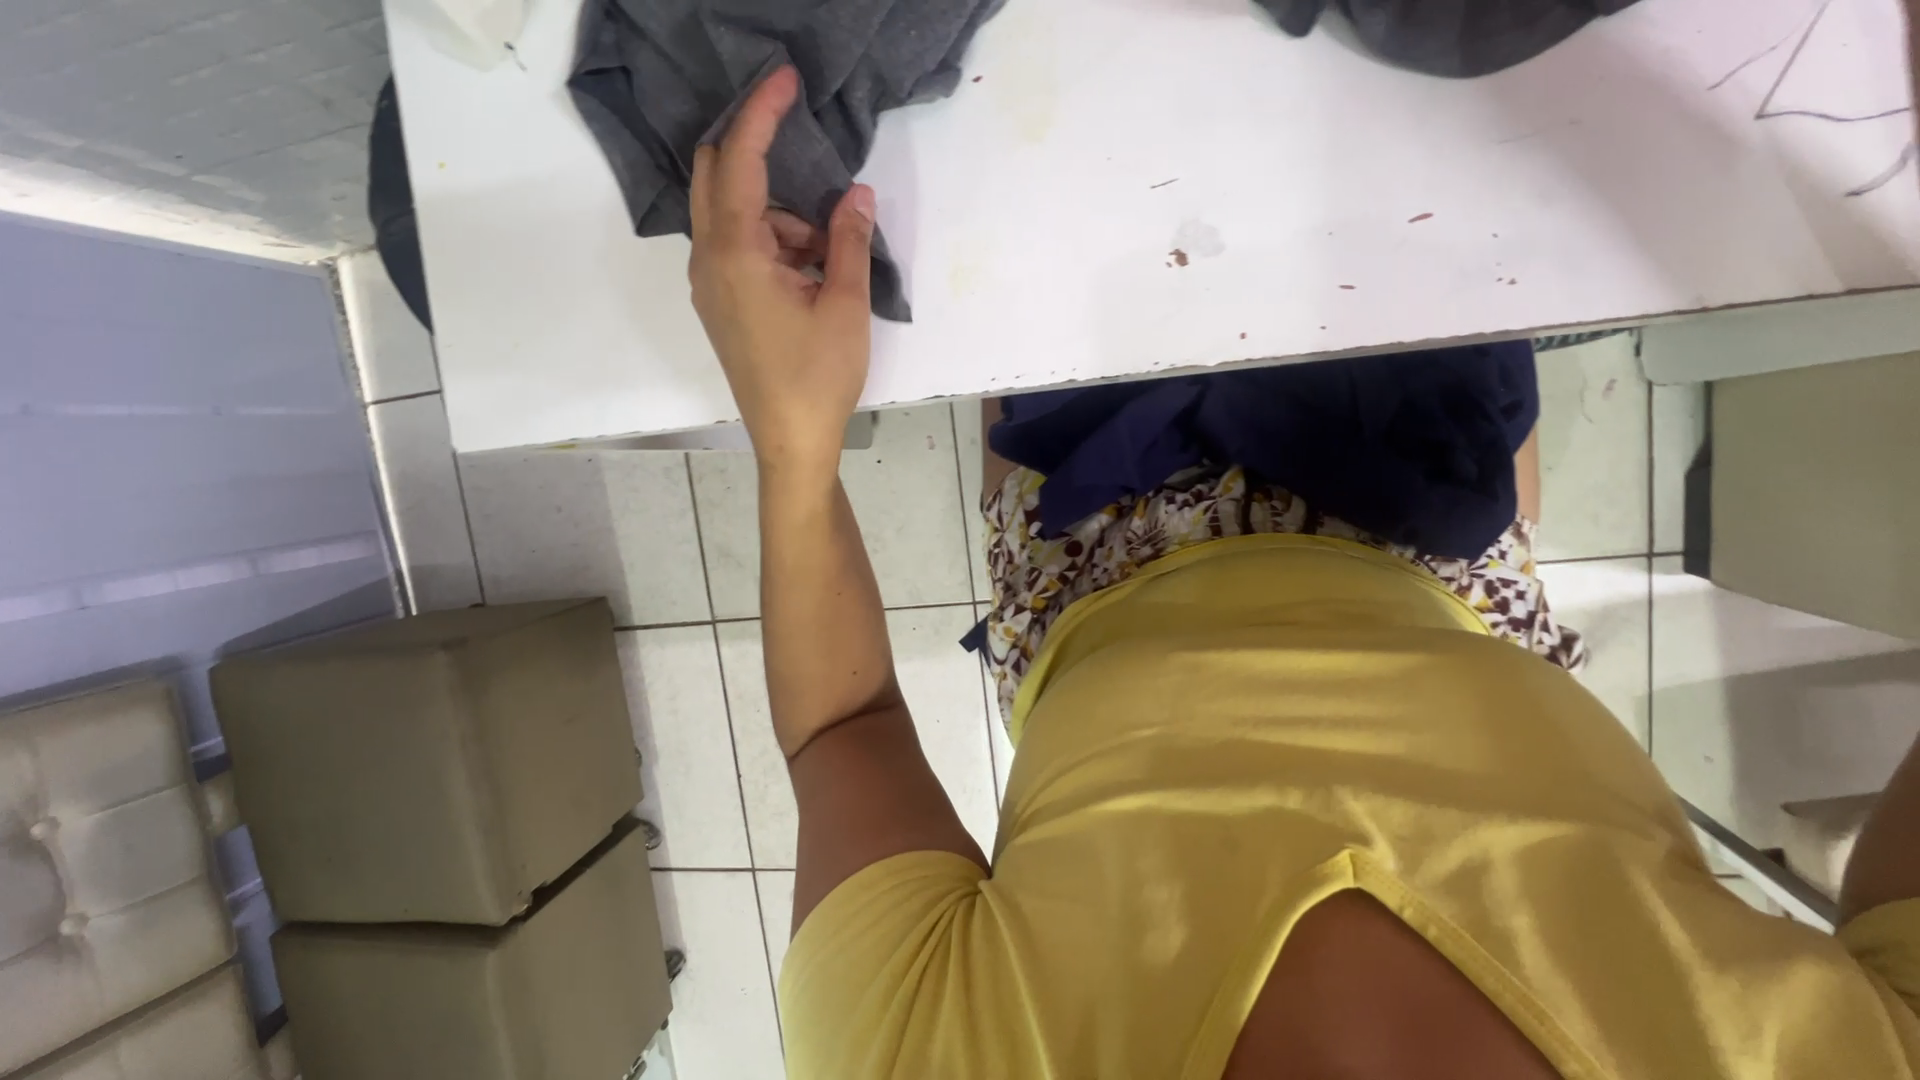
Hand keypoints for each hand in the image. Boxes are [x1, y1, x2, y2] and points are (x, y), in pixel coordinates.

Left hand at [689, 66, 876, 472]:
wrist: (790, 441)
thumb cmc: (819, 376)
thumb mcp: (845, 304)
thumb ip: (848, 240)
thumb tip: (857, 193)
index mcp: (736, 253)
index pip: (739, 160)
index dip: (762, 114)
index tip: (786, 80)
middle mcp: (709, 261)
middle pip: (715, 177)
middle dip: (758, 157)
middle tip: (805, 158)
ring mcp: (709, 285)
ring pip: (732, 217)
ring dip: (777, 216)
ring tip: (827, 258)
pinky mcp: (720, 305)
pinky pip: (736, 250)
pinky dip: (771, 245)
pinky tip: (809, 277)